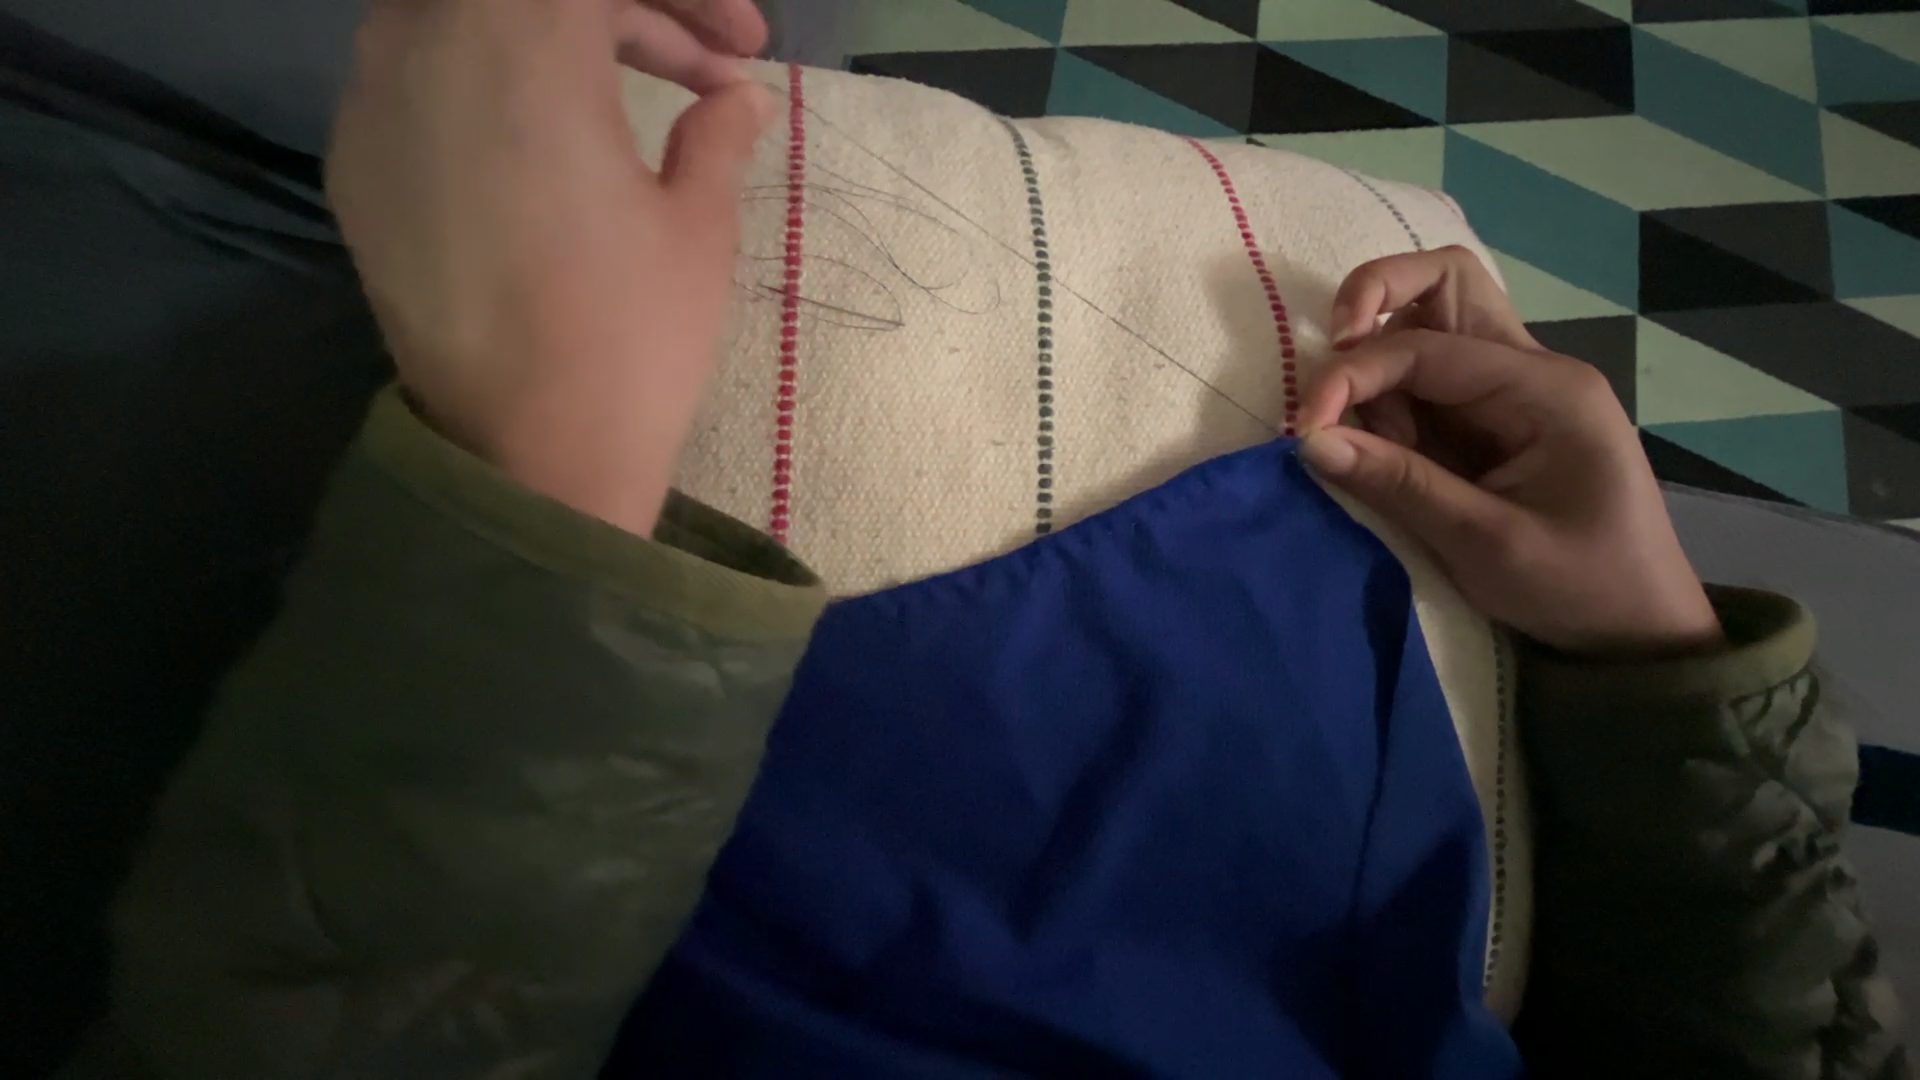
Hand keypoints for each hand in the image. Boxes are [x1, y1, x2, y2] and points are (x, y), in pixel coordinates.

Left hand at [327, 0, 773, 535]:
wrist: (537, 454)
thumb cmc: (638, 338)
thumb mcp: (699, 231)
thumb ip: (719, 138)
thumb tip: (743, 97)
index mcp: (523, 46)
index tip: (748, 51)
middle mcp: (423, 43)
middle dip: (633, 13)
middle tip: (707, 76)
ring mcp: (371, 102)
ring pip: (470, 18)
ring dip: (563, 43)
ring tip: (633, 110)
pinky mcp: (356, 168)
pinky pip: (426, 78)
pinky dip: (501, 86)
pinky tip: (553, 151)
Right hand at [1300, 248, 1720, 655]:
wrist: (1631, 626)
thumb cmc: (1577, 584)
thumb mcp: (1485, 542)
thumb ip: (1397, 484)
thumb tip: (1309, 442)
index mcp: (1543, 389)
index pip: (1424, 347)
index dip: (1351, 375)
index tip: (1305, 430)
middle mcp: (1525, 369)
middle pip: (1444, 282)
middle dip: (1371, 297)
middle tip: (1329, 351)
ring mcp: (1502, 389)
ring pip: (1425, 321)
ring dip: (1370, 358)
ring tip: (1352, 431)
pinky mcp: (1479, 418)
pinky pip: (1417, 379)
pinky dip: (1377, 397)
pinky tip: (1371, 442)